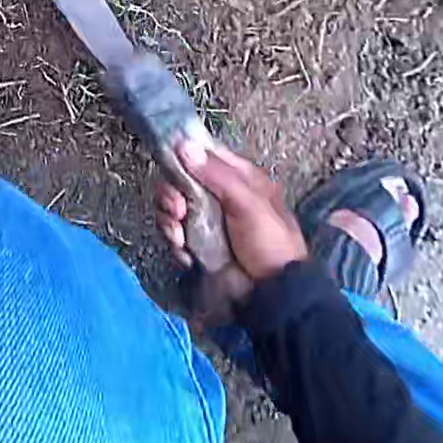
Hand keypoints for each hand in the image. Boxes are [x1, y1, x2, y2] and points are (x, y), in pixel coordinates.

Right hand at [157, 143, 308, 286]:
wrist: (273, 297)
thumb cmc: (271, 245)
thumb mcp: (250, 204)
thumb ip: (218, 175)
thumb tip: (184, 145)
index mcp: (238, 178)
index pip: (203, 154)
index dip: (184, 156)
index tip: (171, 164)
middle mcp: (217, 194)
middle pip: (179, 180)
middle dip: (172, 194)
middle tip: (178, 209)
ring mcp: (205, 219)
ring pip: (171, 206)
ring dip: (169, 219)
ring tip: (180, 235)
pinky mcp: (195, 242)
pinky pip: (173, 232)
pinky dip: (173, 240)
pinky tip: (183, 250)